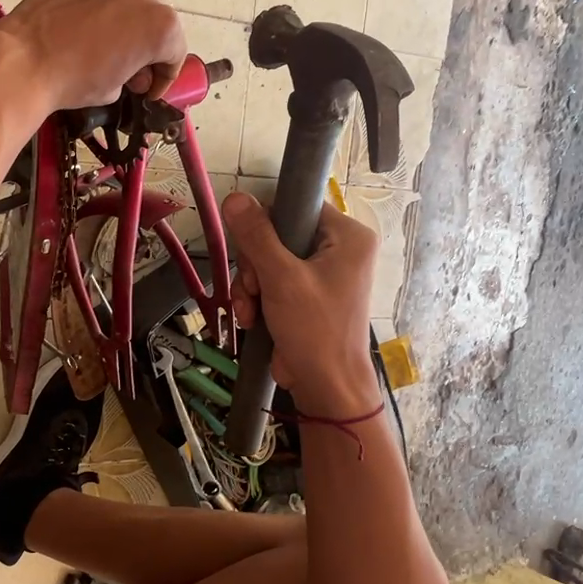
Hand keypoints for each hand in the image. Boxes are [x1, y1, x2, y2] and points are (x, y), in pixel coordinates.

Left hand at [0, 0, 187, 109]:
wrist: (25, 60)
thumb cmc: (75, 79)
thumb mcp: (114, 89)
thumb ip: (133, 76)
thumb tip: (131, 72)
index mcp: (160, 24)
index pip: (175, 53)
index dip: (164, 78)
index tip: (149, 91)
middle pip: (155, 23)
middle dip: (146, 49)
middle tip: (129, 73)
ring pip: (129, 7)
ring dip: (124, 29)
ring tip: (103, 54)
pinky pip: (101, 1)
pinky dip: (99, 18)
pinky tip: (80, 38)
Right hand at [221, 192, 380, 415]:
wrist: (326, 385)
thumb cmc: (315, 330)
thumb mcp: (281, 279)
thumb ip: (257, 237)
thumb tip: (234, 197)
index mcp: (348, 236)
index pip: (295, 207)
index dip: (265, 227)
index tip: (253, 255)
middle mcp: (340, 250)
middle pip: (277, 236)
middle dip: (255, 268)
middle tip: (253, 290)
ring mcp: (323, 274)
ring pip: (269, 262)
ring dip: (251, 288)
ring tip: (250, 312)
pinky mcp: (307, 296)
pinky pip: (272, 283)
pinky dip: (258, 300)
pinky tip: (253, 320)